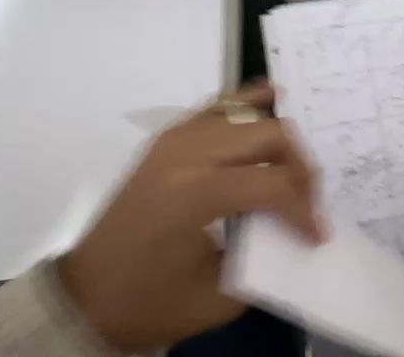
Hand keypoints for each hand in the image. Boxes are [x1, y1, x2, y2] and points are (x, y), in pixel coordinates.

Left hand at [59, 83, 324, 353]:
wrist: (87, 296)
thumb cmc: (149, 302)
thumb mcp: (216, 298)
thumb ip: (262, 262)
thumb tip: (293, 236)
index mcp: (198, 193)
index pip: (273, 184)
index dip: (304, 210)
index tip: (317, 237)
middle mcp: (189, 152)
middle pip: (268, 135)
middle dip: (299, 168)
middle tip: (307, 202)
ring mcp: (176, 138)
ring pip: (246, 111)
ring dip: (277, 136)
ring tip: (290, 169)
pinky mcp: (168, 138)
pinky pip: (217, 106)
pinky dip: (247, 102)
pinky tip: (271, 99)